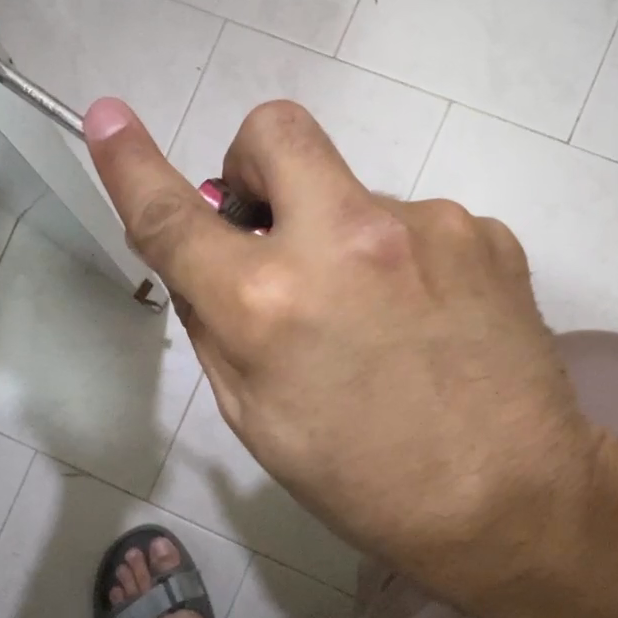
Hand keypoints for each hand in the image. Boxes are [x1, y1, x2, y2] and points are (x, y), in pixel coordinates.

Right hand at [85, 98, 611, 586]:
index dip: (129, 164)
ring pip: (352, 193)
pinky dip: (399, 260)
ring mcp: (424, 225)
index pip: (176, 217)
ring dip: (339, 236)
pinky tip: (425, 323)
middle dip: (252, 163)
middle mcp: (343, 240)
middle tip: (266, 226)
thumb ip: (214, 326)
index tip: (105, 117)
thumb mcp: (255, 418)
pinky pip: (413, 224)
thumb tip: (197, 262)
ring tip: (376, 321)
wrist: (512, 500)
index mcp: (268, 302)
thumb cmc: (361, 480)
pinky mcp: (483, 231)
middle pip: (275, 131)